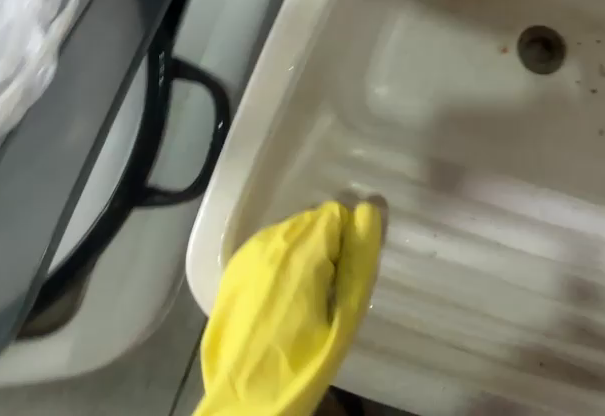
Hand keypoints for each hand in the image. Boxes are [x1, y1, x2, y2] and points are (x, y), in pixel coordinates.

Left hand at [196, 200, 383, 415]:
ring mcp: (247, 254)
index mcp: (301, 250)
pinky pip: (269, 248)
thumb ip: (360, 258)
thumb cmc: (304, 363)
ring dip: (304, 253)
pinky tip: (280, 299)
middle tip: (328, 293)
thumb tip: (372, 208)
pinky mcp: (232, 270)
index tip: (346, 278)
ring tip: (304, 299)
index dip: (349, 243)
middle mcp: (270, 241)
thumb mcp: (346, 316)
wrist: (244, 404)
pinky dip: (281, 263)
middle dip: (327, 246)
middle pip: (312, 220)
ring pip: (291, 232)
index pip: (337, 214)